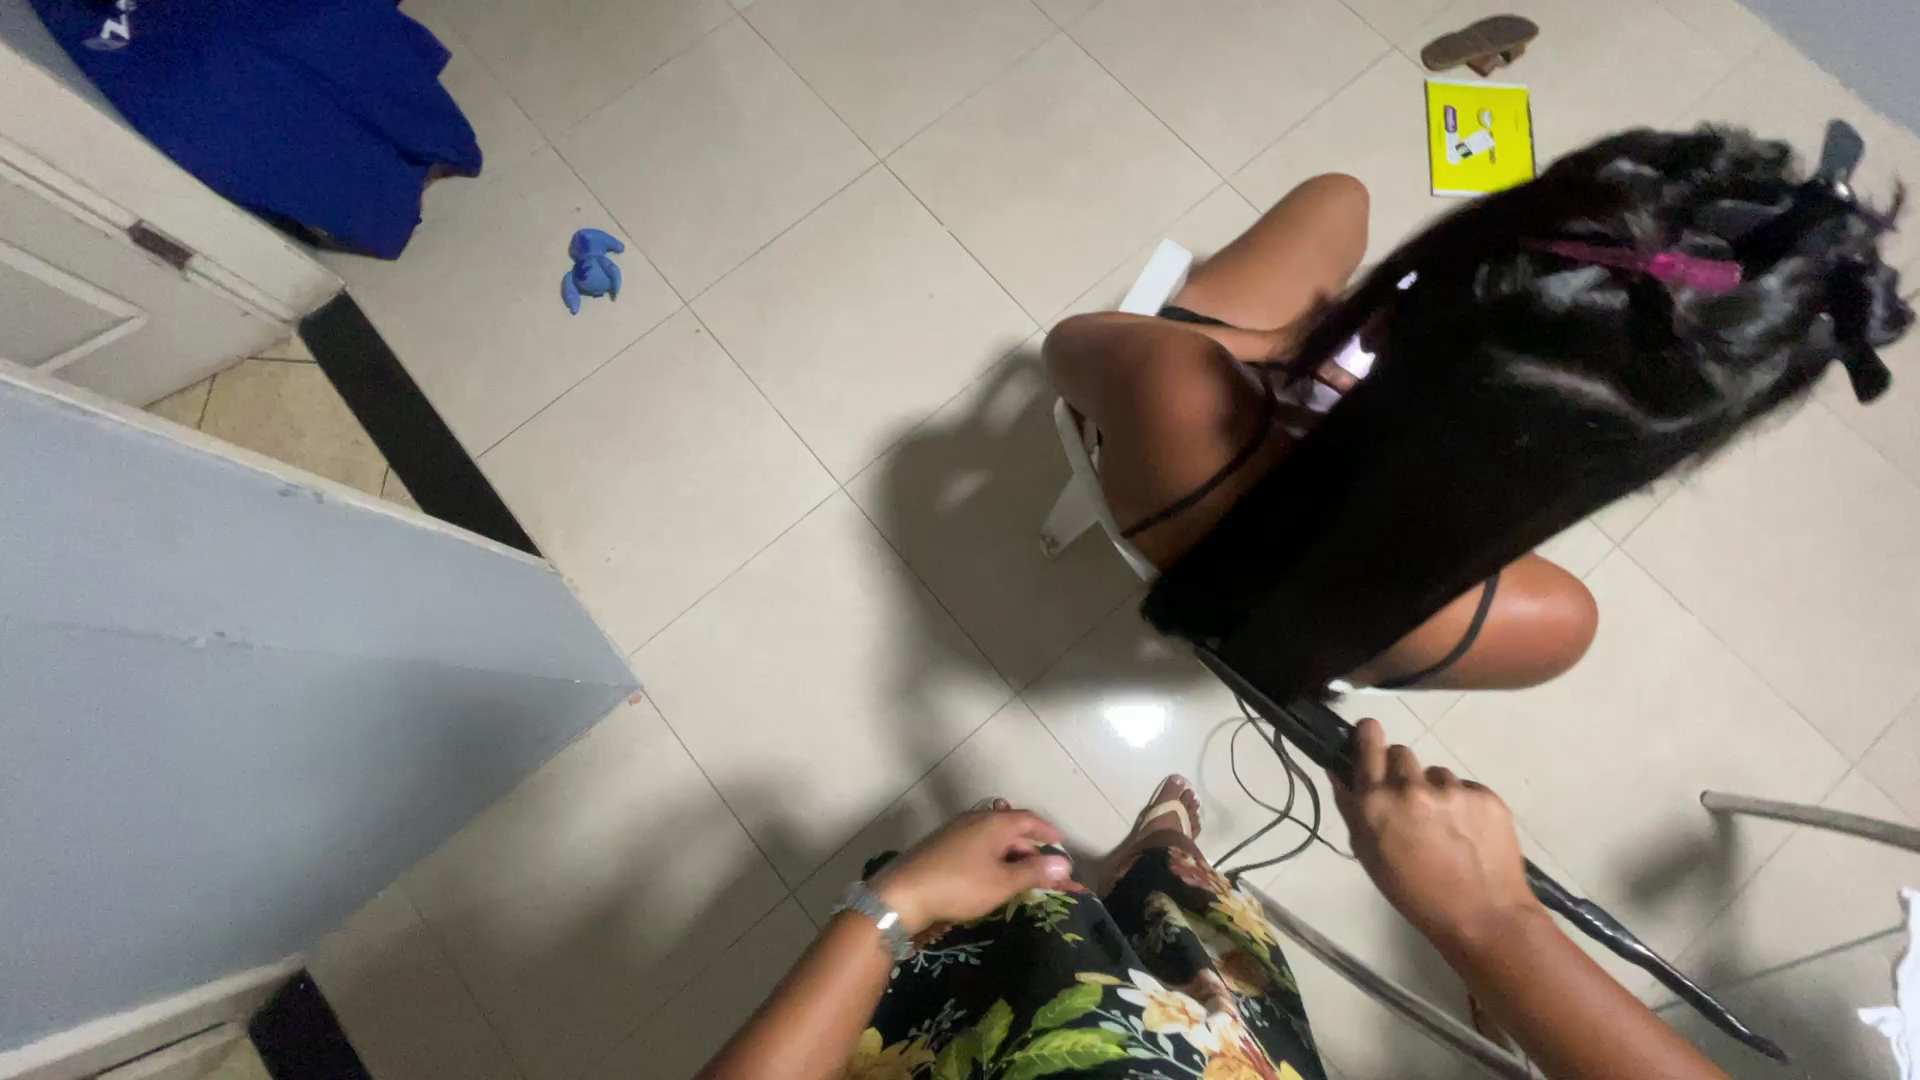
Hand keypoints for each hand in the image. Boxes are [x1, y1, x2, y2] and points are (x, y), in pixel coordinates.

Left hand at [867, 806, 1073, 934]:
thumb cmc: (959, 885)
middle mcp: (977, 818)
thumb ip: (1033, 872)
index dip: (1046, 831)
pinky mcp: (944, 843)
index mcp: (994, 823)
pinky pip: (978, 844)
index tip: (1060, 843)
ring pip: (993, 837)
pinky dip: (993, 856)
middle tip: (1044, 872)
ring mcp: (957, 829)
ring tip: (1021, 876)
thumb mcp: (1002, 882)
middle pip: (1011, 829)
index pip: (1028, 820)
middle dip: (1030, 849)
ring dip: (1011, 854)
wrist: (904, 892)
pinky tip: (992, 874)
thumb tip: (1064, 863)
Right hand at [1332, 718, 1543, 950]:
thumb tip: (1337, 771)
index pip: (1368, 744)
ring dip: (1434, 789)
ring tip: (1445, 825)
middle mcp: (1410, 787)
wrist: (1484, 918)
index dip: (1368, 734)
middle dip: (1401, 771)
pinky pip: (1466, 787)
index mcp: (1375, 801)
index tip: (1370, 732)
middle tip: (1410, 801)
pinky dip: (1464, 803)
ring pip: (1435, 772)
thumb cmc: (1413, 891)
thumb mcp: (1367, 852)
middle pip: (1401, 753)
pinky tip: (1468, 831)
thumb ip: (1350, 807)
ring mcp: (1451, 790)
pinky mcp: (1487, 797)